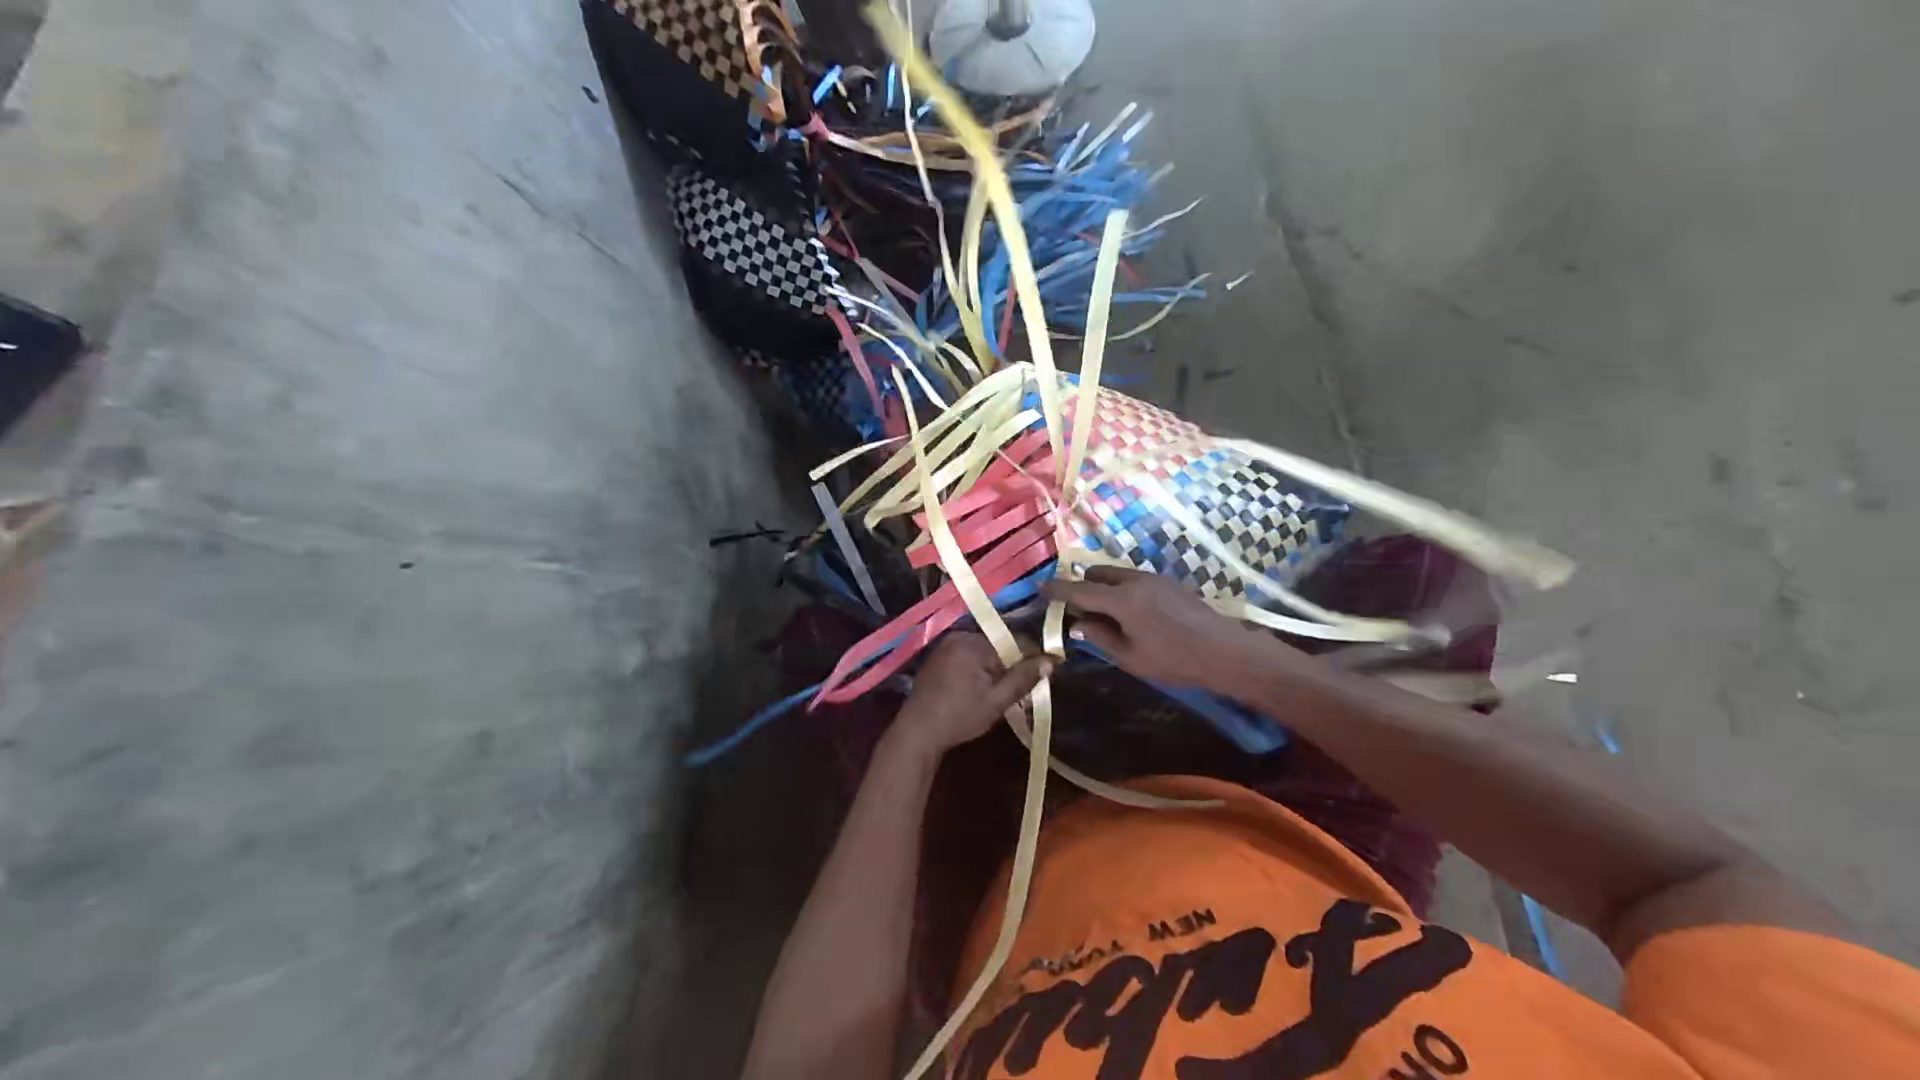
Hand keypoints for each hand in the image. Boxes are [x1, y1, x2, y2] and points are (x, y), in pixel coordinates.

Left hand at [887, 633, 1052, 759]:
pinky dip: (980, 668)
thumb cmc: (959, 717)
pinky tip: (982, 688)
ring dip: (997, 667)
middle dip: (1014, 663)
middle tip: (1025, 687)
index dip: (1034, 657)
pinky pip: (969, 655)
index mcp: (974, 642)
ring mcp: (947, 645)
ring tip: (1005, 690)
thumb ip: (1023, 678)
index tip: (1049, 672)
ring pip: (985, 650)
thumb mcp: (997, 701)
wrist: (917, 731)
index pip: (1015, 640)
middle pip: (1000, 644)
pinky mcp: (939, 656)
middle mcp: (960, 636)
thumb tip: (1051, 661)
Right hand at [1043, 566, 1284, 691]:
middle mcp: (1135, 581)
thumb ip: (1100, 637)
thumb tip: (1077, 624)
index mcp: (1122, 600)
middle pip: (1098, 572)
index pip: (1080, 590)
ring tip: (1105, 613)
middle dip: (1083, 585)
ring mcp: (1154, 578)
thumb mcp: (1131, 657)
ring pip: (1117, 573)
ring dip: (1104, 587)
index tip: (1041, 589)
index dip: (1058, 589)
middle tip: (1077, 608)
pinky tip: (1131, 613)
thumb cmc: (1175, 660)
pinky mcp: (1169, 583)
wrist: (1226, 651)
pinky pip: (1134, 579)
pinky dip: (1122, 589)